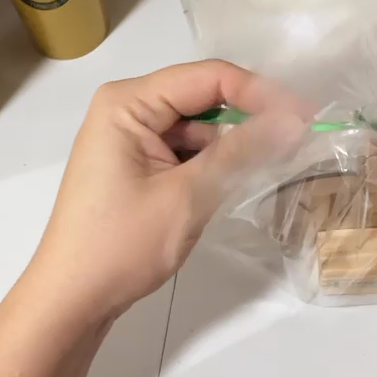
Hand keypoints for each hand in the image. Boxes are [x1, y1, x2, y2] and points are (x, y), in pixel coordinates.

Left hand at [25, 60, 305, 322]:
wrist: (72, 298)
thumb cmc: (122, 245)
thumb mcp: (188, 196)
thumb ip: (242, 153)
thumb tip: (293, 120)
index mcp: (128, 103)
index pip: (208, 78)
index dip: (260, 94)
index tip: (304, 118)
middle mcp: (125, 110)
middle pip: (201, 100)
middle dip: (246, 120)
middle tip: (296, 144)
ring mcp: (126, 140)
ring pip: (195, 130)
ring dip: (228, 149)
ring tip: (266, 171)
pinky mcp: (132, 168)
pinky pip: (181, 154)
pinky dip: (208, 167)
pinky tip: (230, 186)